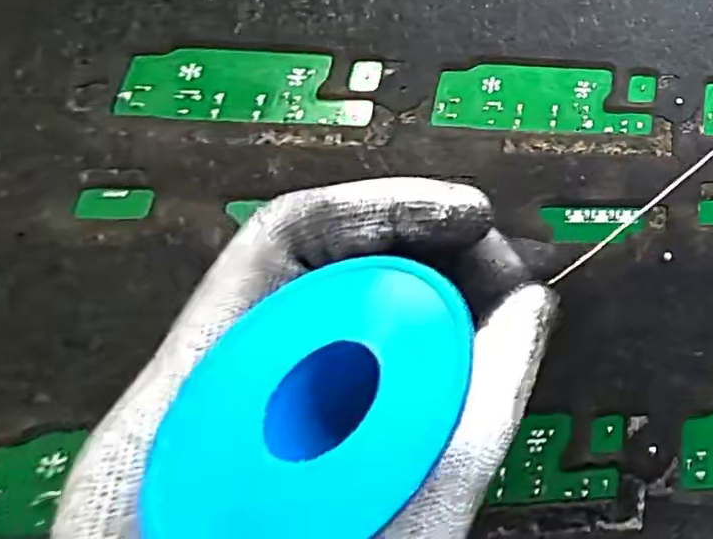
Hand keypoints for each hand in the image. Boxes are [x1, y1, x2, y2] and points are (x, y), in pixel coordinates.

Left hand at [52, 178, 555, 538]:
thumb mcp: (400, 536)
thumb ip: (476, 420)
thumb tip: (532, 307)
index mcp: (180, 417)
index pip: (291, 238)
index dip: (394, 207)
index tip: (472, 218)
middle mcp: (200, 399)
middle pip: (329, 263)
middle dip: (434, 251)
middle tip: (504, 276)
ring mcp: (232, 422)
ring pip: (348, 305)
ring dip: (436, 294)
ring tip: (498, 315)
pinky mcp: (272, 446)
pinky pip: (358, 356)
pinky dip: (424, 341)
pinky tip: (465, 355)